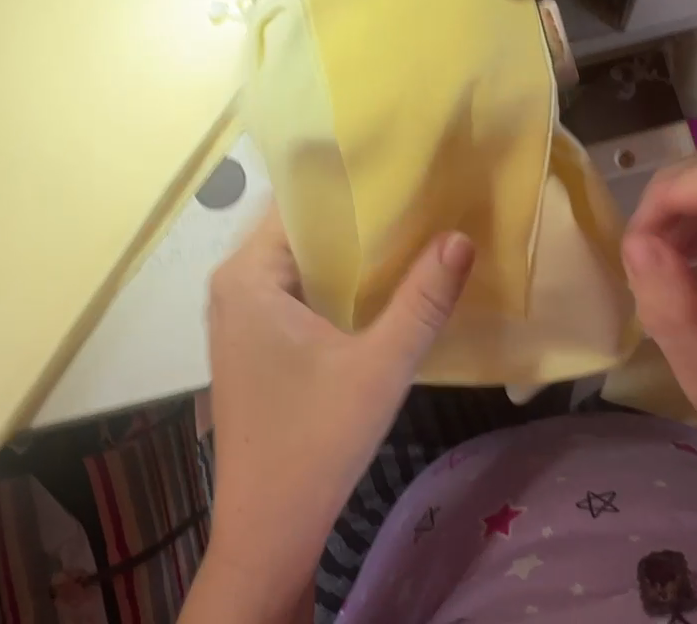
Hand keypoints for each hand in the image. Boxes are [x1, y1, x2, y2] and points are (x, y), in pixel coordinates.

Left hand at [203, 207, 475, 573]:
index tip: (404, 164)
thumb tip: (462, 237)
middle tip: (421, 191)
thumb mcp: (380, 368)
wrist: (269, 531)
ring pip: (301, 260)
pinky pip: (298, 288)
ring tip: (413, 225)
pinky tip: (384, 280)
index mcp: (247, 275)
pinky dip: (337, 281)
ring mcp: (241, 313)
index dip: (350, 181)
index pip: (298, 201)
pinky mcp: (256, 340)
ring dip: (350, 250)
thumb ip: (423, 301)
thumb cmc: (315, 444)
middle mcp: (234, 283)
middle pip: (300, 228)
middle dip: (358, 215)